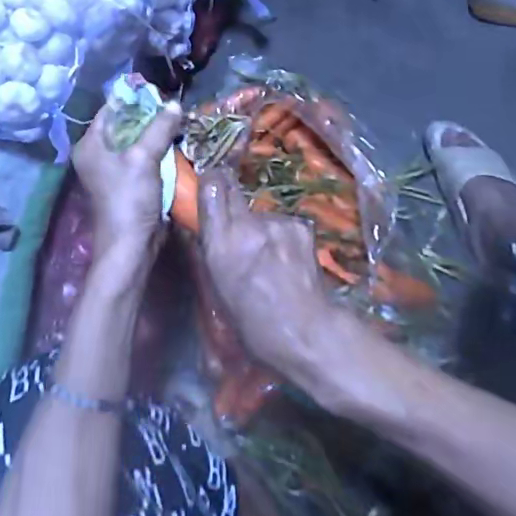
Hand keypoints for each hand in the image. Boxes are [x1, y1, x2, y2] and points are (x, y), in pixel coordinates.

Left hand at [73, 97, 181, 259]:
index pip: (111, 110)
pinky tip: (174, 143)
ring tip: (177, 121)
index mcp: (89, 144)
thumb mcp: (145, 158)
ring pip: (134, 142)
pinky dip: (155, 151)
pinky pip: (141, 158)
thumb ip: (159, 128)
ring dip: (154, 134)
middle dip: (148, 117)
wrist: (131, 245)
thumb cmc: (129, 197)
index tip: (159, 92)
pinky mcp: (125, 183)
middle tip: (172, 107)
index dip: (134, 99)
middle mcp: (95, 154)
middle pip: (123, 125)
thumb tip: (175, 104)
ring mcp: (109, 170)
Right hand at [196, 169, 350, 379]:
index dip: (209, 181)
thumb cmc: (253, 324)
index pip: (210, 188)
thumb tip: (209, 225)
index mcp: (221, 242)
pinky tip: (288, 260)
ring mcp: (276, 222)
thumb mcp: (218, 286)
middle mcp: (247, 224)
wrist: (308, 334)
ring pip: (259, 213)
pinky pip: (282, 224)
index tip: (208, 183)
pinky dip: (282, 237)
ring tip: (268, 256)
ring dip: (259, 226)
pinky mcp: (301, 226)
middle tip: (232, 213)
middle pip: (232, 188)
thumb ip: (213, 248)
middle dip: (228, 194)